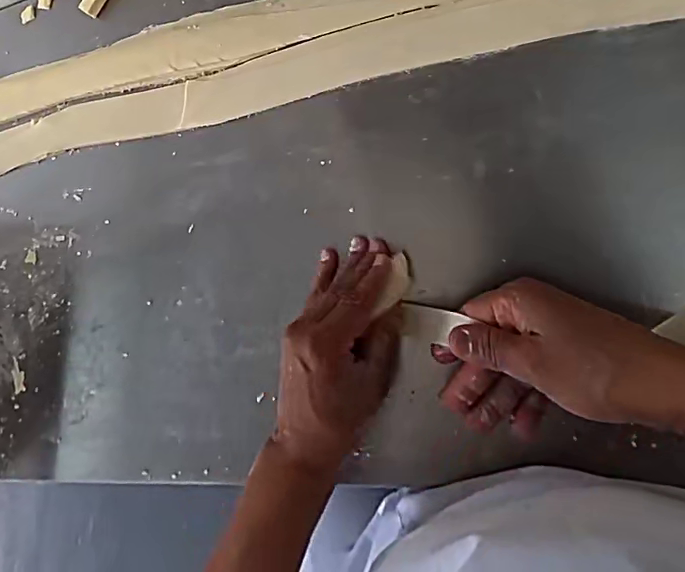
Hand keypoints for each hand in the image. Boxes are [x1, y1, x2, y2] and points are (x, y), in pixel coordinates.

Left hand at [269, 236, 401, 471]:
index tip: (388, 258)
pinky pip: (313, 299)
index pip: (356, 302)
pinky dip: (323, 277)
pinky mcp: (294, 331)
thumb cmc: (340, 420)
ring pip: (326, 290)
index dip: (375, 279)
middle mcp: (306, 329)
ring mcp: (296, 328)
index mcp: (325, 344)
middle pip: (341, 290)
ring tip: (357, 242)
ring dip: (344, 265)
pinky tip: (328, 258)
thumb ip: (381, 341)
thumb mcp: (371, 383)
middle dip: (361, 265)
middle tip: (377, 242)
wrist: (301, 442)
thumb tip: (390, 307)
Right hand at [432, 278, 684, 435]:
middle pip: (492, 342)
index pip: (473, 315)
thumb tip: (455, 335)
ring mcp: (554, 331)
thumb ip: (489, 348)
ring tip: (482, 424)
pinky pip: (538, 371)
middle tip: (457, 408)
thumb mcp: (531, 361)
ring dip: (498, 393)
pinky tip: (520, 423)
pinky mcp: (572, 353)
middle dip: (475, 378)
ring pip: (515, 361)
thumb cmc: (594, 368)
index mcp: (520, 300)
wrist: (660, 384)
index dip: (454, 343)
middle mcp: (534, 309)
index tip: (438, 365)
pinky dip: (528, 396)